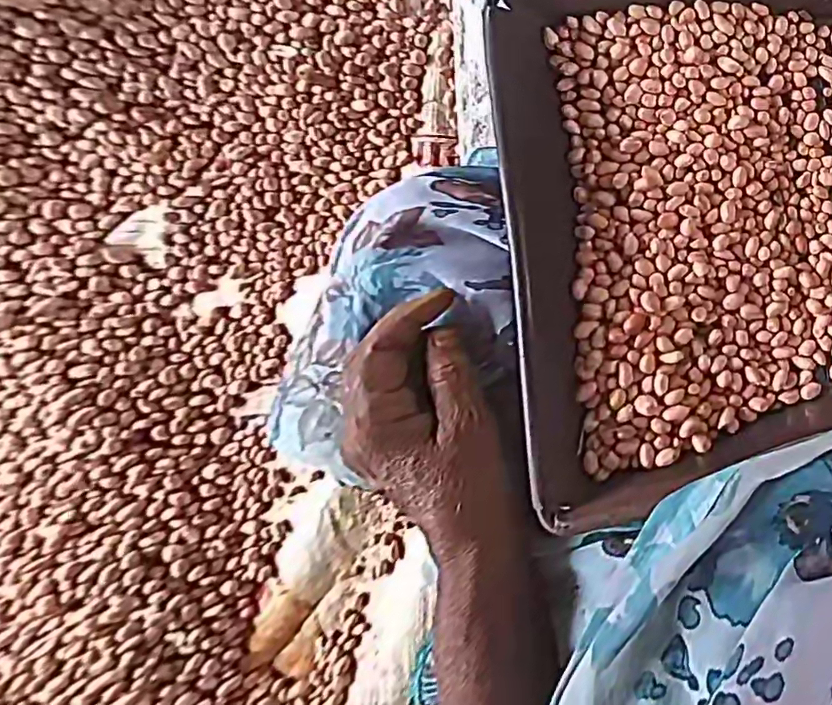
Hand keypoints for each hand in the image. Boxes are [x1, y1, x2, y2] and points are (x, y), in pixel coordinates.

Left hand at [341, 288, 505, 558]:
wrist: (471, 535)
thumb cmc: (474, 485)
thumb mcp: (469, 425)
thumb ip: (450, 375)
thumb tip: (441, 332)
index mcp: (374, 425)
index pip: (377, 352)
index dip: (410, 316)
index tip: (447, 296)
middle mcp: (357, 428)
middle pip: (365, 358)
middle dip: (402, 323)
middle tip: (443, 304)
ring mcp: (366, 435)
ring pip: (371, 370)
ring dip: (402, 339)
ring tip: (439, 319)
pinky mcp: (383, 437)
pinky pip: (384, 385)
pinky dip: (406, 360)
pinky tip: (430, 350)